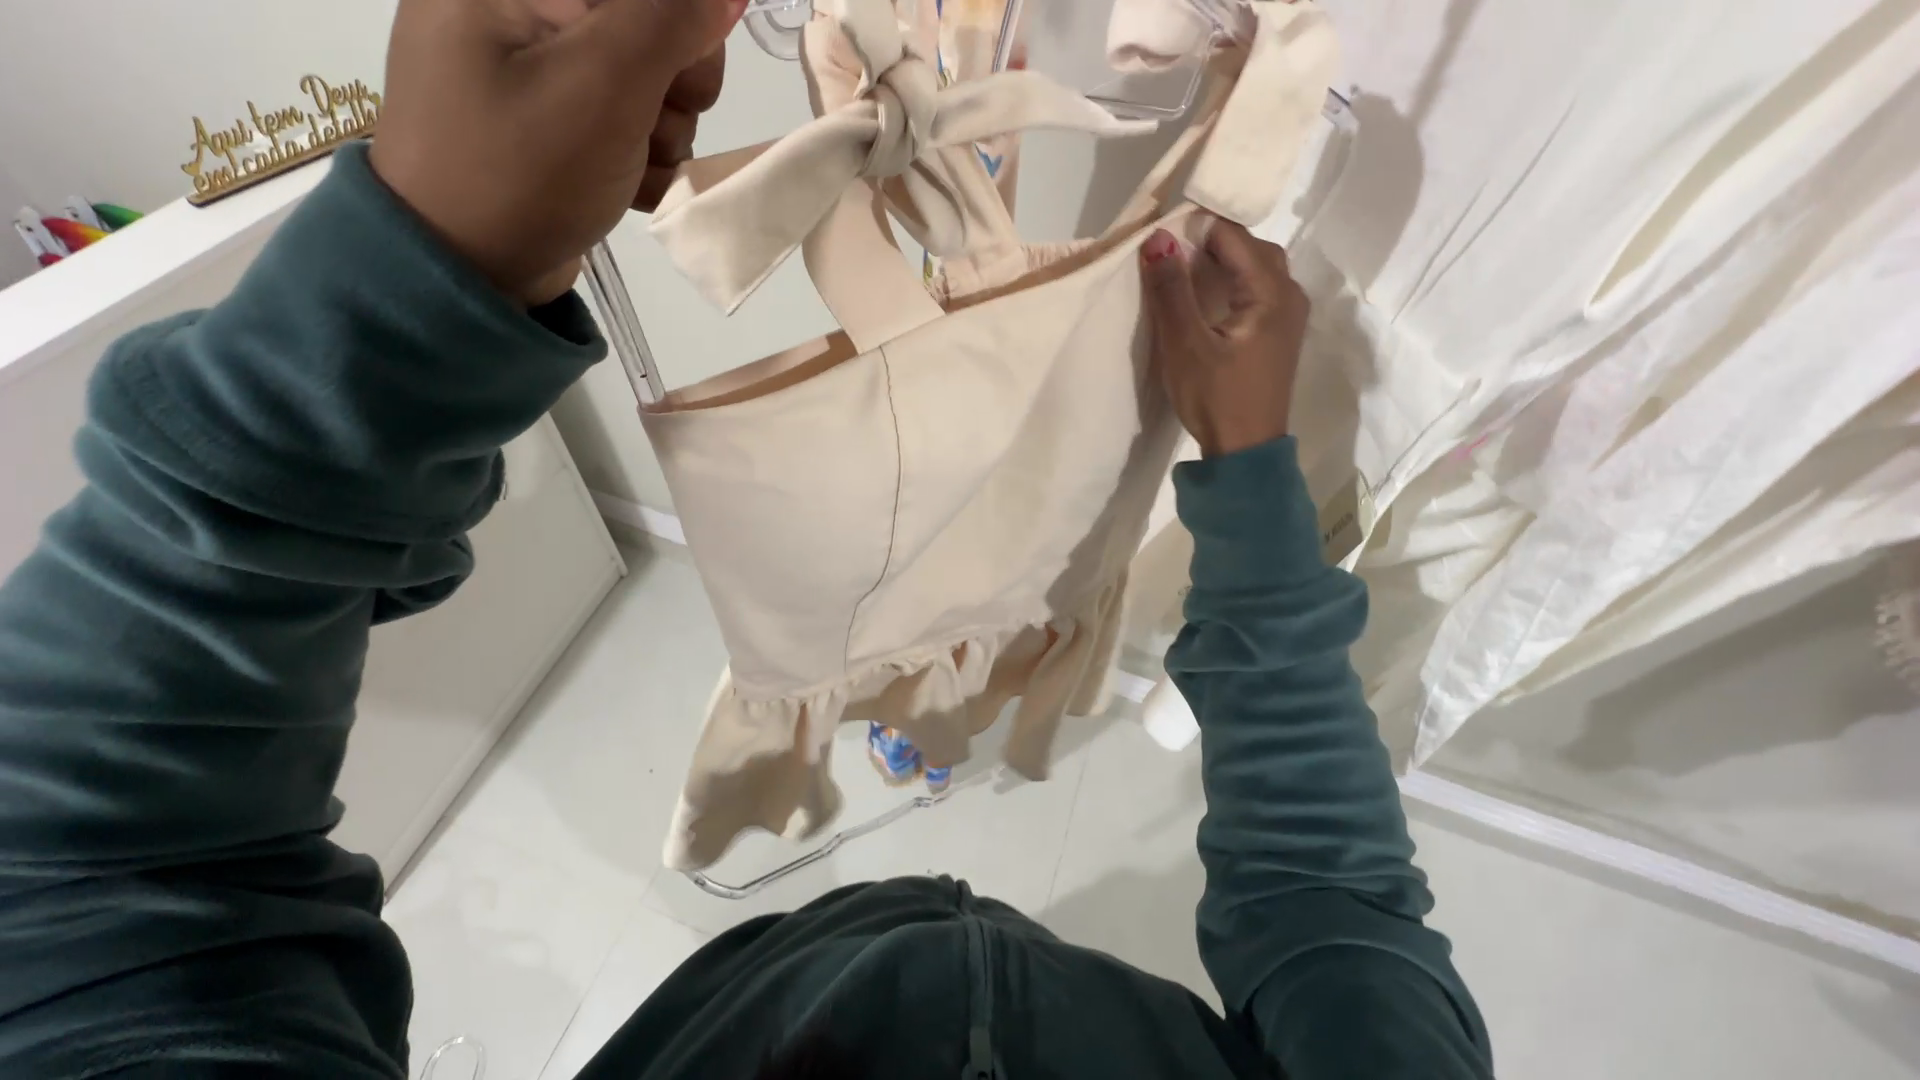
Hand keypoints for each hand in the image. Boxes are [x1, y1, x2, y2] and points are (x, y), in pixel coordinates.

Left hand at [369, 0, 743, 307]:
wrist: (462, 275)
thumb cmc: (521, 171)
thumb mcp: (602, 85)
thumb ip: (669, 21)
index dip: (679, 29)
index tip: (684, 78)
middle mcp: (517, 11)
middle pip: (646, 26)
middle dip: (670, 88)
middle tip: (648, 130)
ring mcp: (532, 72)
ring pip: (644, 82)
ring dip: (659, 135)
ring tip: (628, 170)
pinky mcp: (549, 125)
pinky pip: (622, 122)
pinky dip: (639, 158)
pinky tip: (625, 186)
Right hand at [1140, 218, 1308, 456]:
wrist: (1246, 451)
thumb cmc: (1216, 398)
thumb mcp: (1185, 345)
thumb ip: (1171, 290)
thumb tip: (1158, 238)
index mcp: (1271, 291)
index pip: (1233, 236)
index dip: (1195, 230)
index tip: (1160, 240)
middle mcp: (1290, 293)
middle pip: (1249, 248)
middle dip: (1209, 245)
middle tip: (1168, 258)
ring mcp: (1290, 314)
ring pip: (1255, 269)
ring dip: (1220, 265)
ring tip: (1182, 277)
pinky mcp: (1280, 333)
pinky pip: (1257, 290)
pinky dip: (1231, 285)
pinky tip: (1205, 301)